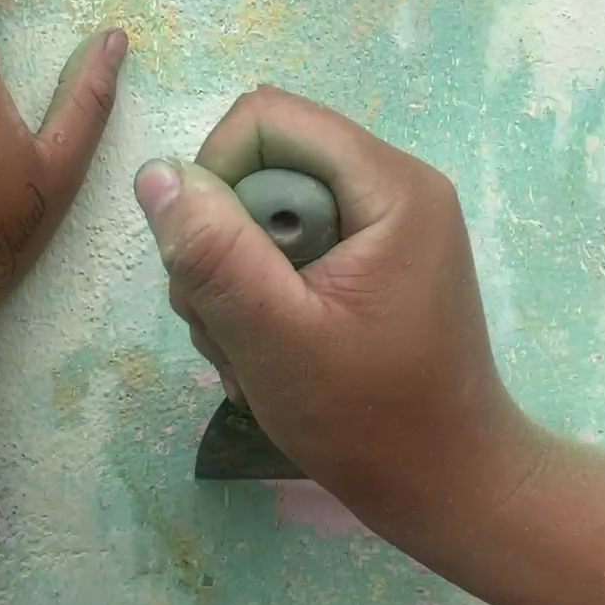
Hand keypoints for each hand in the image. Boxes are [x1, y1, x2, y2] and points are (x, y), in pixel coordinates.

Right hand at [135, 88, 544, 535]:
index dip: (214, 173)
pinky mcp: (365, 261)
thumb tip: (157, 173)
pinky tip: (267, 353)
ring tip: (251, 352)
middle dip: (222, 242)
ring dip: (233, 280)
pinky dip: (258, 297)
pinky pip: (284, 248)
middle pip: (261, 166)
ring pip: (262, 212)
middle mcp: (388, 187)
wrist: (447, 486)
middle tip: (229, 323)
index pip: (267, 118)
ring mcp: (378, 226)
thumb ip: (215, 255)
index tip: (206, 257)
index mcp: (389, 185)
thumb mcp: (278, 339)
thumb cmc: (373, 421)